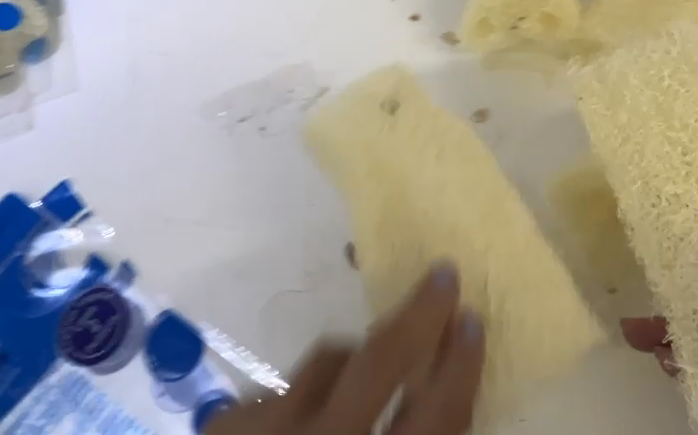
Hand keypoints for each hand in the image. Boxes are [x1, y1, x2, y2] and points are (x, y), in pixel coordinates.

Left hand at [209, 264, 485, 434]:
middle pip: (378, 362)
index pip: (433, 419)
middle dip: (418, 317)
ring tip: (369, 369)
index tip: (471, 322)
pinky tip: (302, 425)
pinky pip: (282, 390)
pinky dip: (304, 400)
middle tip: (443, 278)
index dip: (459, 369)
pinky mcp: (225, 426)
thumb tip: (437, 409)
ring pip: (327, 362)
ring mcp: (264, 431)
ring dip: (358, 358)